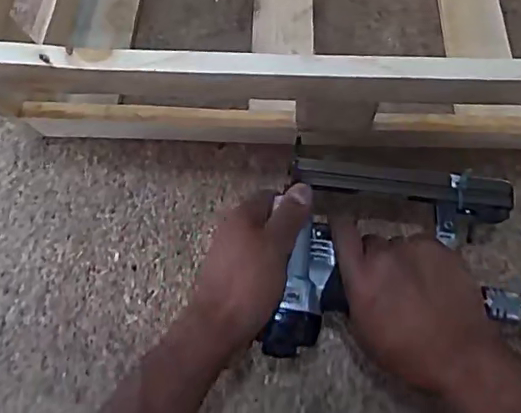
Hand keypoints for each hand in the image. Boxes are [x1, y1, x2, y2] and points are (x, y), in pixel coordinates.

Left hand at [179, 183, 312, 357]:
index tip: (308, 224)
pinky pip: (250, 267)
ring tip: (293, 272)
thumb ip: (290, 216)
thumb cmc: (248, 283)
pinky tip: (274, 289)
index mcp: (242, 215)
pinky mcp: (223, 280)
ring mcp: (224, 256)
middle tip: (304, 250)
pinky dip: (264, 273)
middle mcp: (230, 229)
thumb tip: (302, 187)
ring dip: (276, 256)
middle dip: (285, 234)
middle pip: (265, 222)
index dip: (291, 207)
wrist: (213, 332)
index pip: (272, 196)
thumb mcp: (277, 245)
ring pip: (259, 246)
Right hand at [330, 217, 505, 396]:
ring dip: (402, 260)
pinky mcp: (440, 245)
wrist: (459, 352)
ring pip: (400, 245)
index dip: (340, 227)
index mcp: (363, 276)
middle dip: (375, 258)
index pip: (343, 231)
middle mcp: (386, 253)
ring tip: (416, 287)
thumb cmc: (408, 354)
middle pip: (373, 241)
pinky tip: (434, 283)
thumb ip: (355, 297)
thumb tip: (354, 280)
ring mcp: (415, 246)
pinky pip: (424, 246)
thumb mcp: (366, 334)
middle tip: (387, 282)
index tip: (341, 228)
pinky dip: (425, 260)